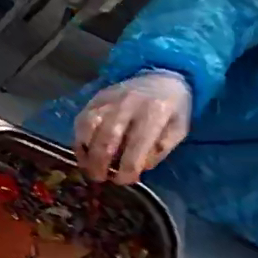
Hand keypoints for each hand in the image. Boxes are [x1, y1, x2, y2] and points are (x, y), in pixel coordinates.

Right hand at [74, 71, 192, 184]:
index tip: (124, 181)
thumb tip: (139, 167)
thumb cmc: (171, 108)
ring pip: (89, 129)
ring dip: (87, 153)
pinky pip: (80, 123)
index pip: (138, 144)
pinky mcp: (93, 100)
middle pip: (108, 138)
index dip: (128, 166)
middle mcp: (128, 104)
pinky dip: (79, 141)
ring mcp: (108, 100)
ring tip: (89, 169)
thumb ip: (160, 150)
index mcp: (155, 111)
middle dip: (102, 163)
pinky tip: (83, 154)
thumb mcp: (178, 129)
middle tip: (100, 179)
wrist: (159, 76)